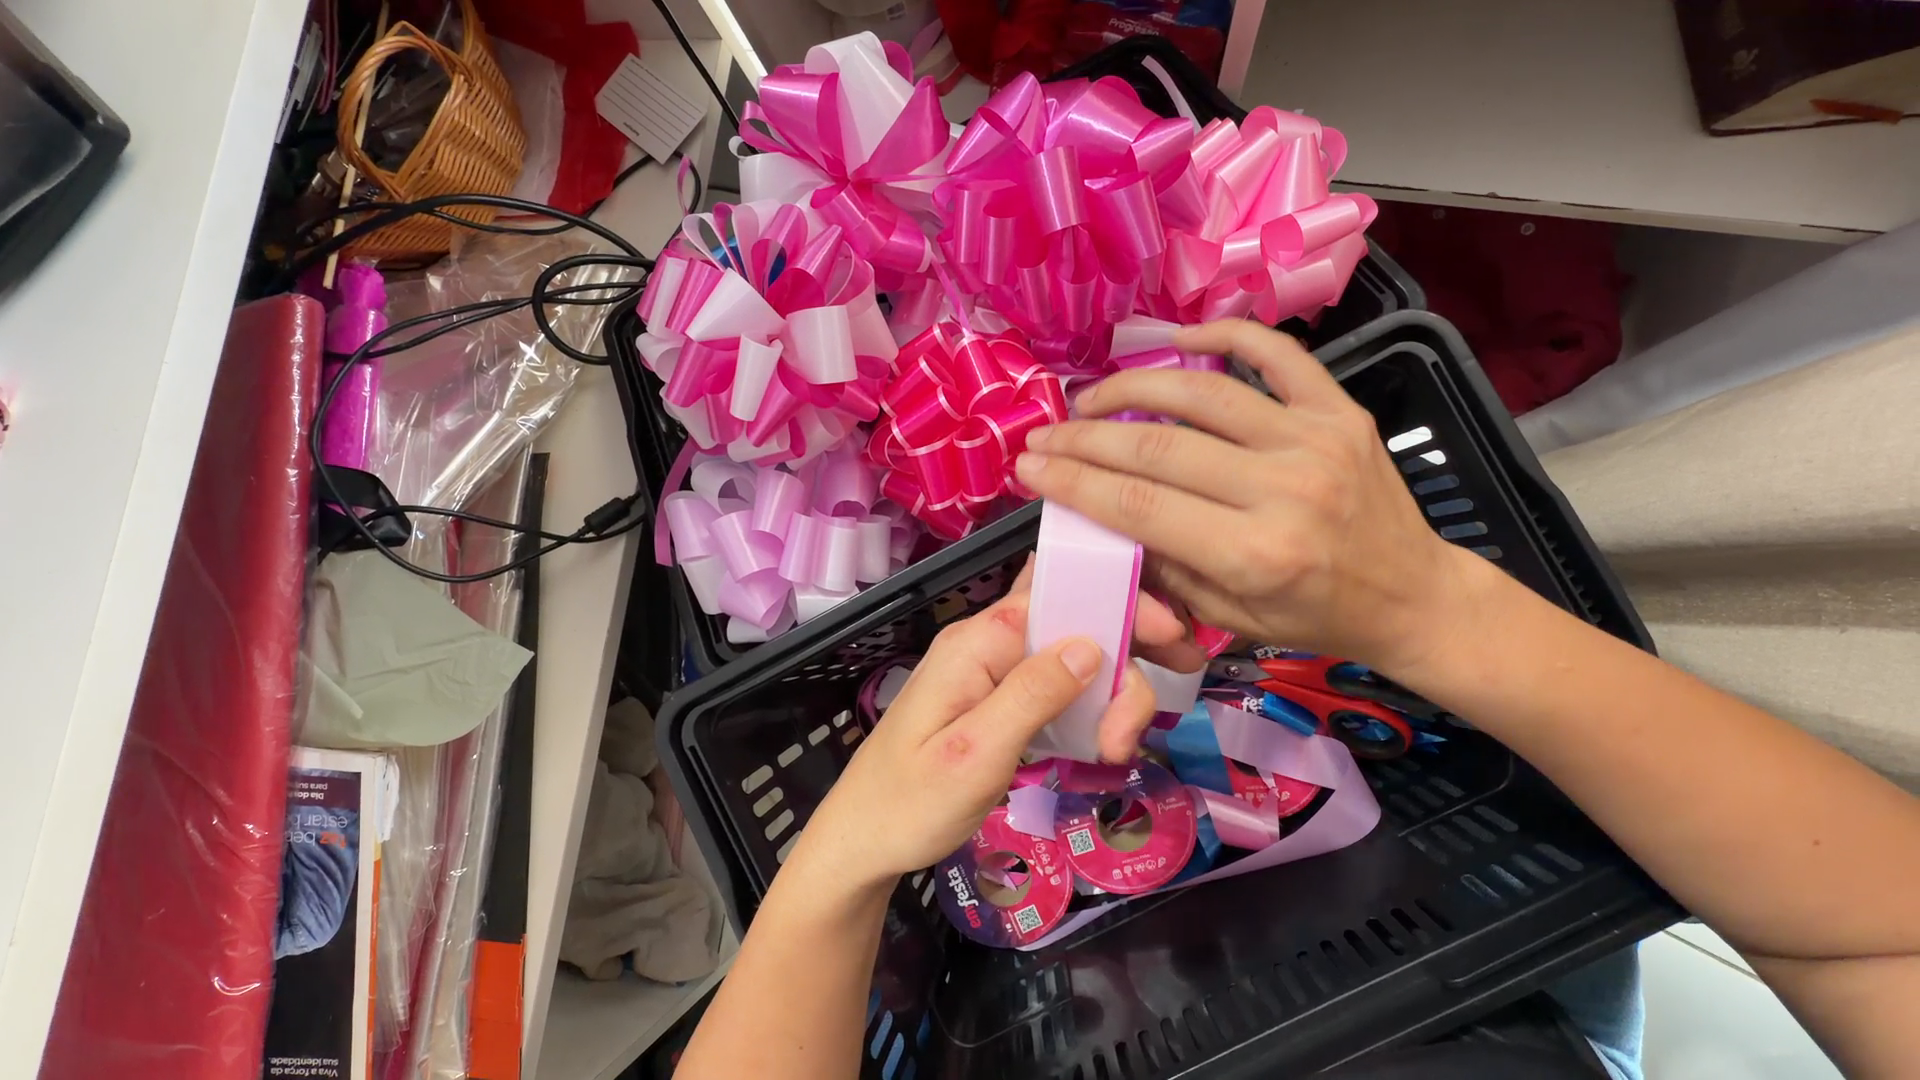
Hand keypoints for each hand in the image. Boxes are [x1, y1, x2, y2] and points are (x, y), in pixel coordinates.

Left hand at [783, 567, 1198, 893]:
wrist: (863, 842)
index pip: (1058, 594)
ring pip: (1072, 659)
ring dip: (1110, 696)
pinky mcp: (1000, 702)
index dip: (1118, 604)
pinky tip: (1103, 744)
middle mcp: (988, 644)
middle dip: (1123, 663)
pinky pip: (1057, 689)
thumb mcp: (975, 754)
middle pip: (1073, 624)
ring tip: (1116, 751)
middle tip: (1140, 728)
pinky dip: (1090, 710)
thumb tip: (1091, 644)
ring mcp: (994, 673)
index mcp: (978, 642)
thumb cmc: (910, 803)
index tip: (1172, 639)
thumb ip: (1031, 695)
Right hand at [1012, 319, 1473, 679]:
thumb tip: (1099, 515)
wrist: (1412, 595)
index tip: (1028, 466)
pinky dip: (1223, 334)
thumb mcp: (1229, 617)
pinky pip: (1275, 352)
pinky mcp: (1338, 409)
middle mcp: (1283, 490)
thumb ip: (1163, 566)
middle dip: (1084, 438)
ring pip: (1202, 392)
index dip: (1072, 481)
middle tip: (1044, 434)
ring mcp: (1315, 439)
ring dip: (1132, 387)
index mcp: (1254, 554)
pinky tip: (1178, 338)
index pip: (1138, 505)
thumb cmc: (1313, 616)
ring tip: (1092, 398)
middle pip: (1157, 447)